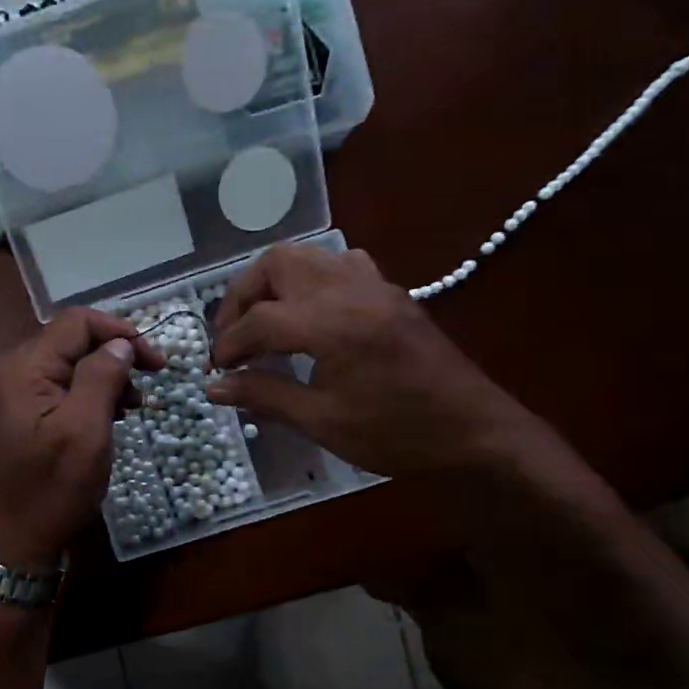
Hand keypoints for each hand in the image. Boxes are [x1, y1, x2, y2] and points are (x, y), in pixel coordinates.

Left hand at [0, 307, 165, 570]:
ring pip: (67, 367)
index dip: (121, 332)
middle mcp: (12, 372)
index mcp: (24, 367)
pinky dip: (86, 398)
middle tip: (144, 392)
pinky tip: (106, 421)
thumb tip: (119, 344)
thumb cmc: (49, 491)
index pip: (77, 322)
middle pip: (71, 342)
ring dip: (103, 380)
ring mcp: (11, 395)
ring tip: (130, 411)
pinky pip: (57, 391)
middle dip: (114, 358)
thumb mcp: (85, 432)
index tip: (156, 363)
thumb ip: (102, 378)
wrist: (7, 543)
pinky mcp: (17, 417)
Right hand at [205, 245, 542, 476]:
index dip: (228, 344)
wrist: (474, 433)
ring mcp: (375, 286)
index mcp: (333, 325)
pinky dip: (310, 279)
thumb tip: (213, 387)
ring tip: (262, 323)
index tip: (218, 370)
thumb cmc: (395, 433)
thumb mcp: (321, 421)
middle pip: (277, 263)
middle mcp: (351, 291)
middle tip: (234, 337)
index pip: (260, 319)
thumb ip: (263, 396)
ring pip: (308, 255)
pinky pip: (340, 264)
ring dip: (272, 283)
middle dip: (242, 296)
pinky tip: (307, 314)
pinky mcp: (390, 293)